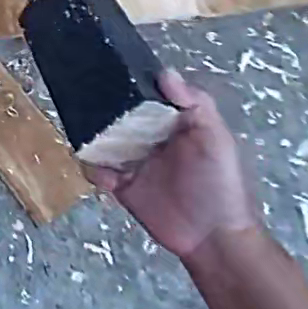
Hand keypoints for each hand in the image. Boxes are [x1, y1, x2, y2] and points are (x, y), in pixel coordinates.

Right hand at [84, 70, 260, 259]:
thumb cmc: (220, 182)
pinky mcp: (124, 187)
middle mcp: (151, 137)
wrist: (214, 238)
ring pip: (105, 142)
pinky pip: (100, 172)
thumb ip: (194, 103)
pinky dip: (94, 169)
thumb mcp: (214, 137)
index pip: (146, 95)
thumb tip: (164, 72)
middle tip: (87, 102)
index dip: (129, 83)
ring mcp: (135, 162)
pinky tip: (104, 172)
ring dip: (94, 138)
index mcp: (172, 121)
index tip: (109, 70)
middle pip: (120, 116)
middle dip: (104, 109)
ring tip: (89, 137)